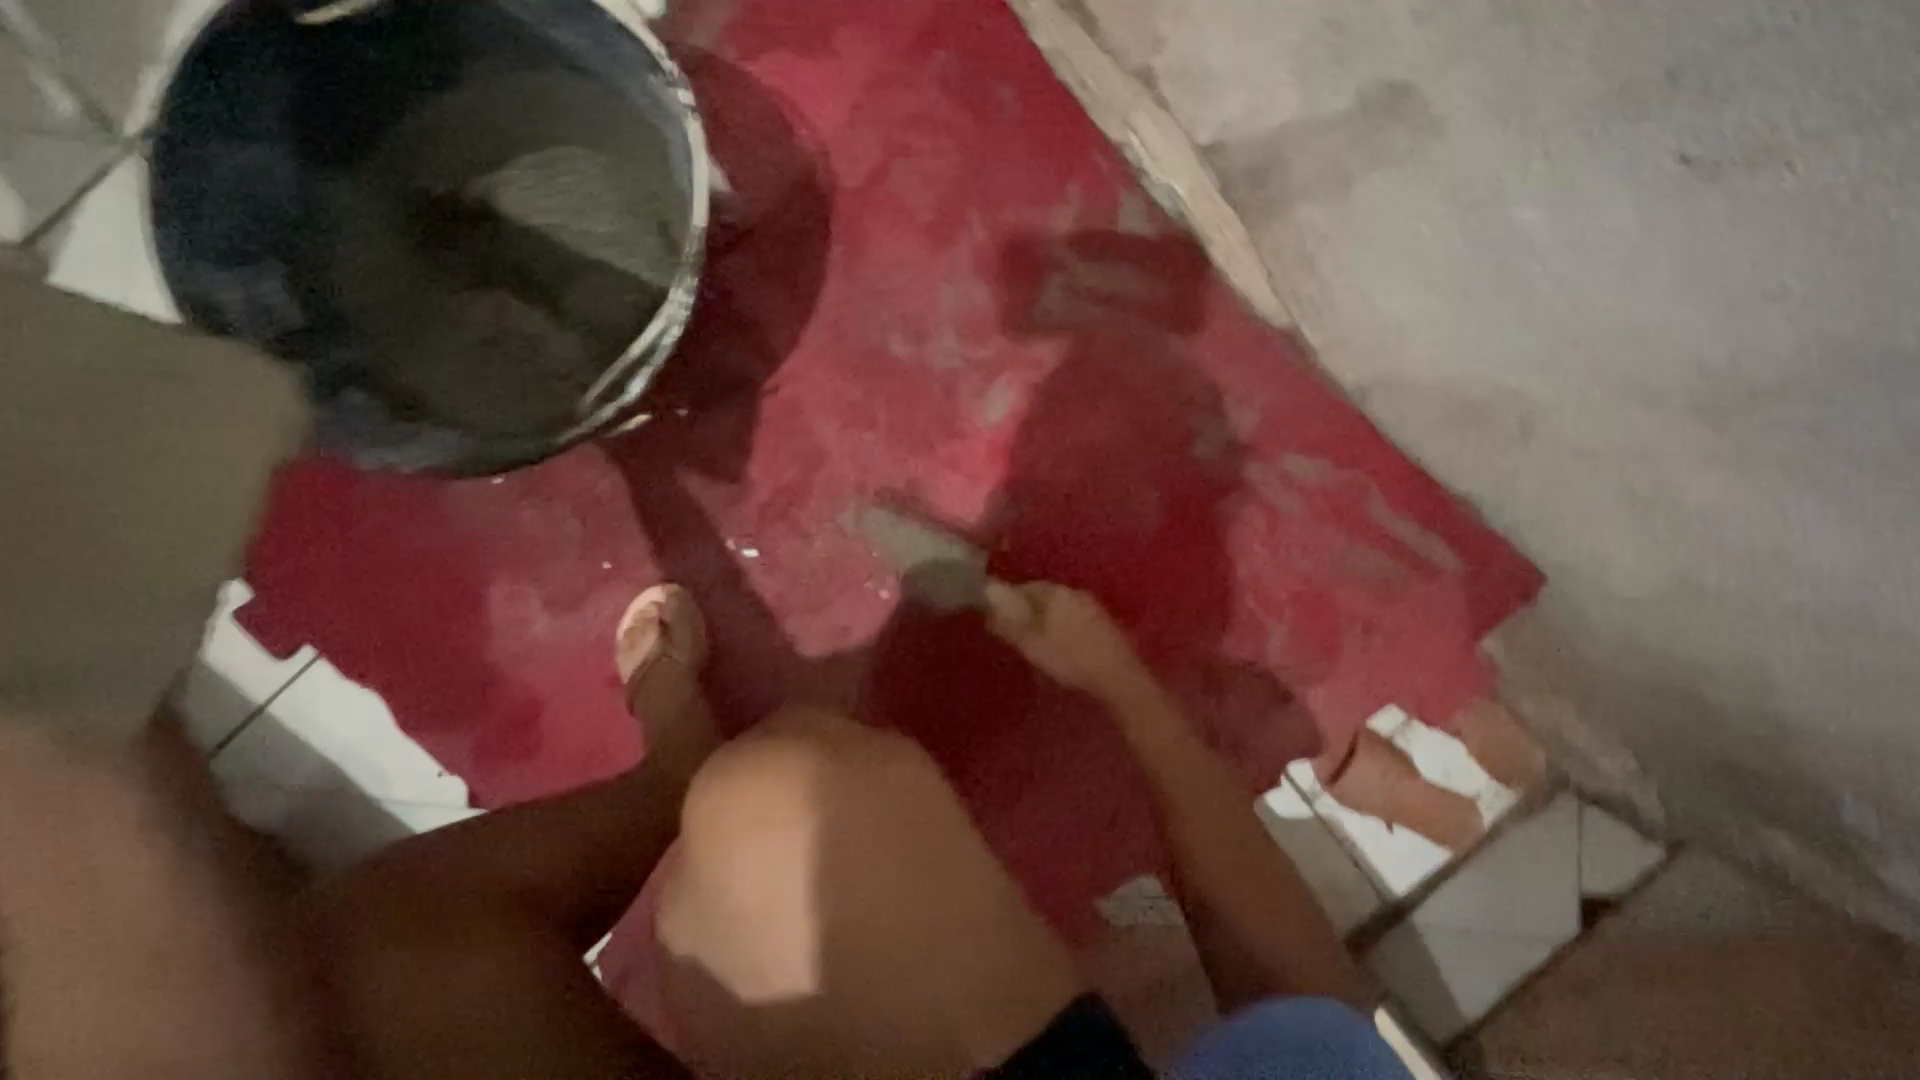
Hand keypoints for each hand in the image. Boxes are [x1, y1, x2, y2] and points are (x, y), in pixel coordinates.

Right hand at [984, 580, 1148, 700]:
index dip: (1008, 603)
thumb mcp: (1031, 643)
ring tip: (1038, 645)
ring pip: (1061, 610)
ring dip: (1047, 622)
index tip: (998, 621)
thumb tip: (988, 590)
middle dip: (1028, 613)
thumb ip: (1008, 618)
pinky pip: (1076, 621)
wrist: (1118, 678)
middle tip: (1016, 636)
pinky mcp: (1106, 625)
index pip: (1025, 588)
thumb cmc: (1069, 659)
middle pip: (1044, 598)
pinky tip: (1063, 650)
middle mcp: (1075, 593)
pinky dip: (1065, 631)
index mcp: (1056, 593)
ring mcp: (1094, 608)